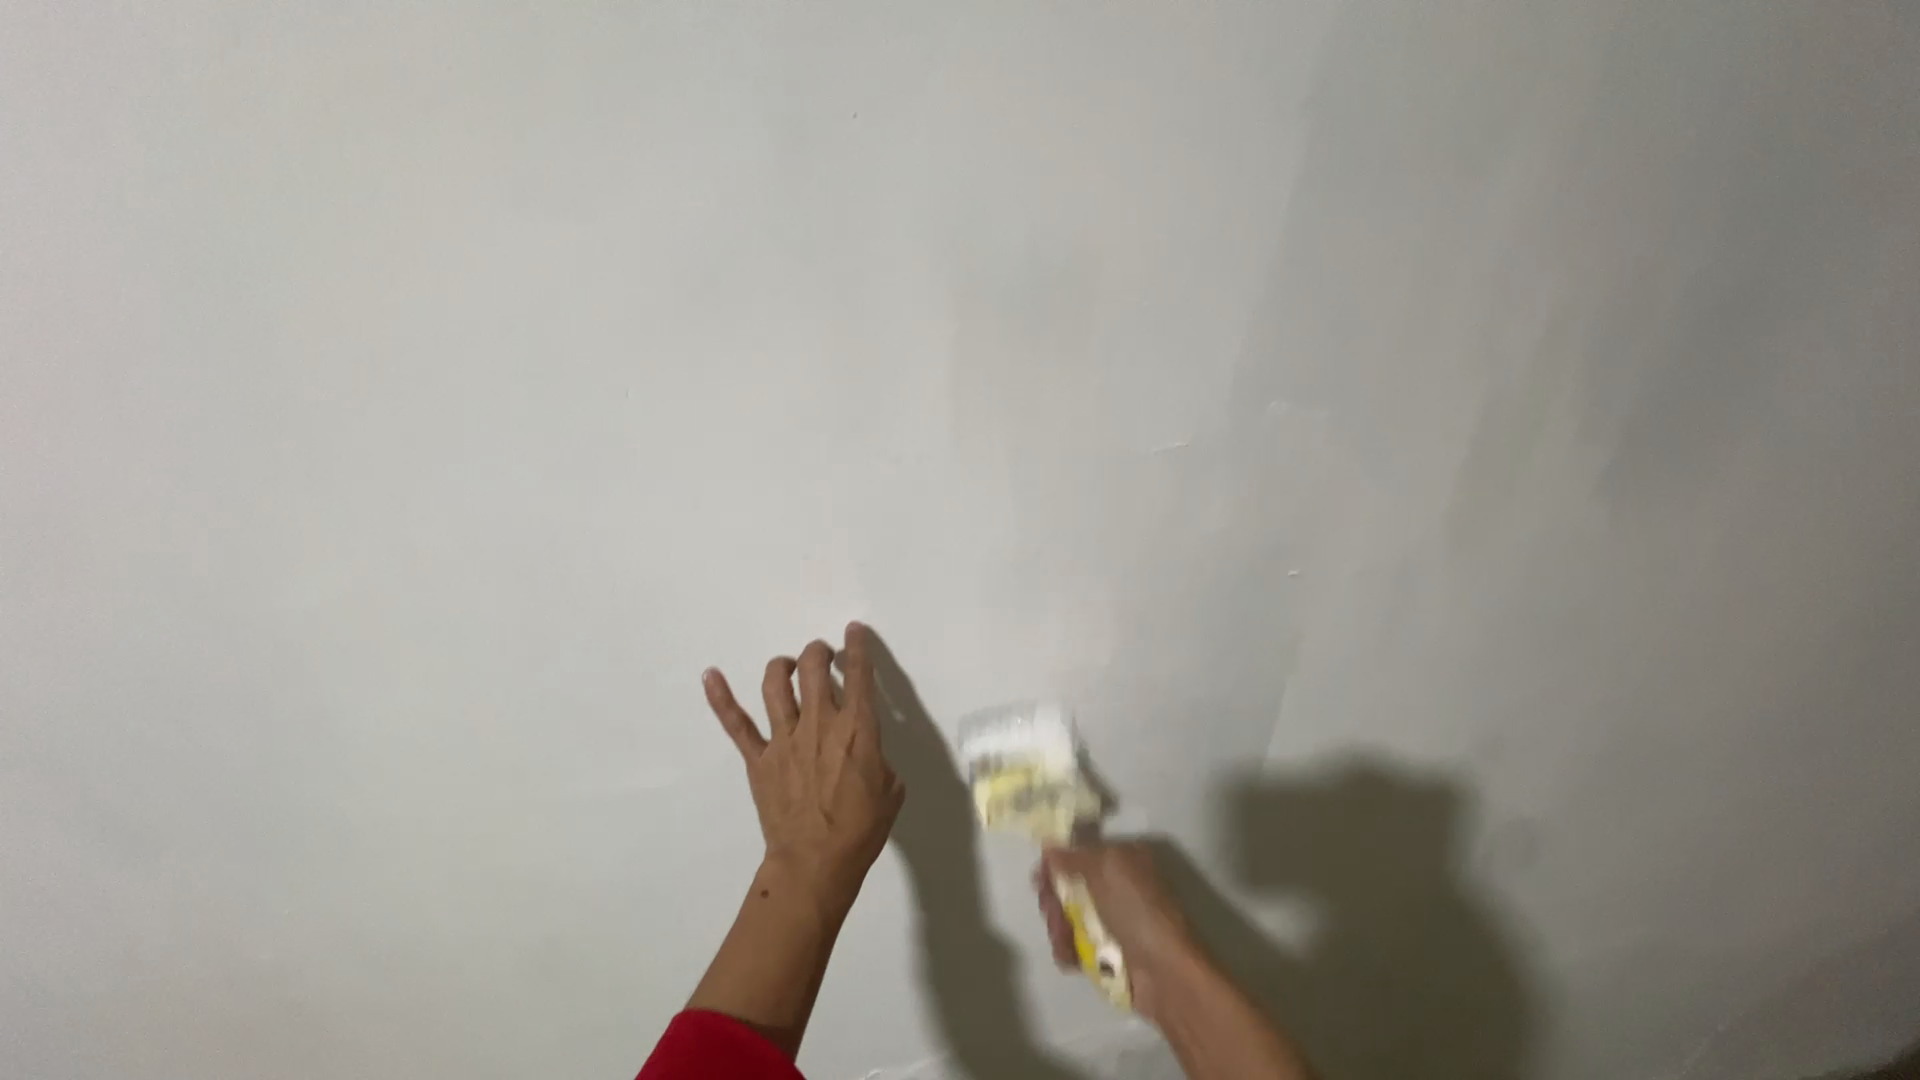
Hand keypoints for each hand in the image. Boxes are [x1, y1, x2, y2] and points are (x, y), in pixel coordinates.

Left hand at [704, 621, 906, 916]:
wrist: (816, 863)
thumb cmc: (861, 829)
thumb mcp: (891, 788)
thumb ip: (877, 757)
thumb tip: (864, 750)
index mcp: (857, 729)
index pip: (859, 675)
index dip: (858, 647)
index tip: (855, 631)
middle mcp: (819, 723)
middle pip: (813, 669)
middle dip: (818, 651)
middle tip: (822, 653)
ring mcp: (784, 739)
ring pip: (776, 685)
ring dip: (782, 666)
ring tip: (789, 665)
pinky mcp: (759, 758)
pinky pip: (737, 723)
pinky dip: (721, 698)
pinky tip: (710, 675)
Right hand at [1036, 841, 1201, 1022]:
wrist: (1165, 973)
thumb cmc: (1137, 911)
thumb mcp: (1105, 869)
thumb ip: (1073, 856)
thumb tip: (1048, 844)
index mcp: (1123, 860)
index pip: (1080, 854)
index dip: (1056, 864)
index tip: (1039, 877)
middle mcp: (1117, 887)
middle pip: (1070, 885)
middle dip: (1053, 898)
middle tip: (1051, 910)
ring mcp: (1112, 921)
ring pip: (1068, 916)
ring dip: (1057, 926)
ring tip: (1062, 938)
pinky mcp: (1107, 952)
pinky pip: (1076, 944)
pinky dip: (1067, 949)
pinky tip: (1068, 957)